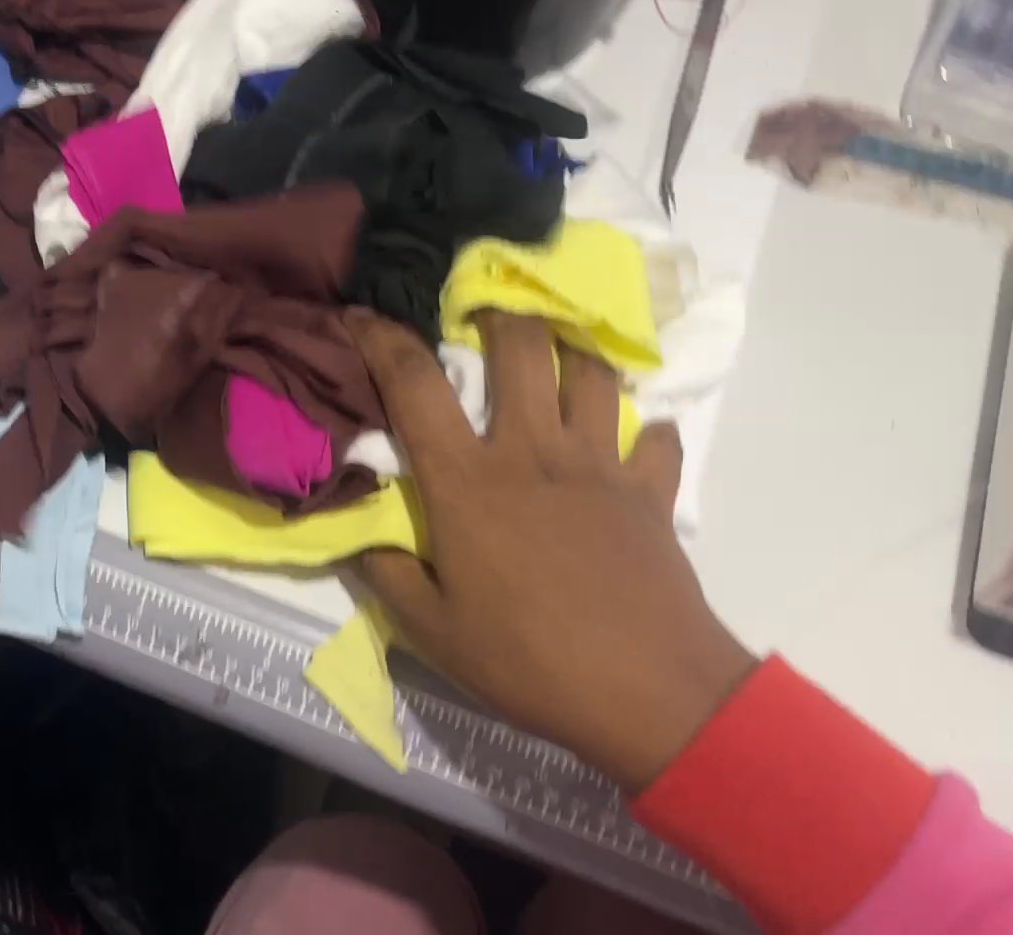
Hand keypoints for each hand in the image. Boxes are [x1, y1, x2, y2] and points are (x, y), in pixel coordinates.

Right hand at [344, 309, 756, 792]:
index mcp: (467, 480)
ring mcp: (599, 468)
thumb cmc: (526, 658)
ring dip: (567, 353)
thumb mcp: (428, 628)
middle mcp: (532, 453)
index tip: (359, 314)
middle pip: (521, 346)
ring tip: (548, 361)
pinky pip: (654, 439)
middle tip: (478, 322)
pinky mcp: (650, 494)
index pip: (414, 382)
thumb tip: (358, 539)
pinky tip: (627, 441)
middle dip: (496, 317)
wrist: (654, 699)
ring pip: (590, 373)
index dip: (380, 337)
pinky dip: (641, 430)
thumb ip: (385, 573)